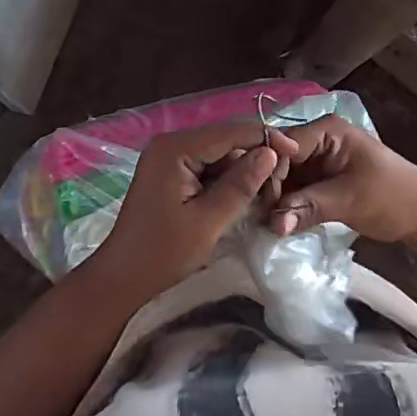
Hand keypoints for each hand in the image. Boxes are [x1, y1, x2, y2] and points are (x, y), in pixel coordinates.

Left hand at [82, 121, 300, 300]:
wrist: (120, 284)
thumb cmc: (162, 256)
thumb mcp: (208, 222)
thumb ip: (241, 184)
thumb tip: (271, 153)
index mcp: (175, 149)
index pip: (229, 131)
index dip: (264, 138)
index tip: (296, 153)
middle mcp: (170, 144)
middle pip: (225, 140)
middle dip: (254, 158)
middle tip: (278, 186)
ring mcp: (168, 158)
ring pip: (219, 154)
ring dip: (243, 172)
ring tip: (264, 196)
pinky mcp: (171, 174)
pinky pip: (207, 167)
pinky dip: (227, 181)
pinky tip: (243, 199)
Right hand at [269, 116, 416, 243]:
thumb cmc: (393, 197)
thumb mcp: (350, 200)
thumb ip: (309, 207)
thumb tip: (273, 223)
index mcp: (326, 129)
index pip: (281, 145)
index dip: (266, 173)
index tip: (256, 204)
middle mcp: (316, 139)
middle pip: (277, 160)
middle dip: (267, 188)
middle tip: (254, 219)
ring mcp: (316, 159)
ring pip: (281, 177)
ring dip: (273, 200)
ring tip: (261, 224)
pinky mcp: (317, 179)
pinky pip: (292, 189)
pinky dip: (284, 205)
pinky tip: (274, 222)